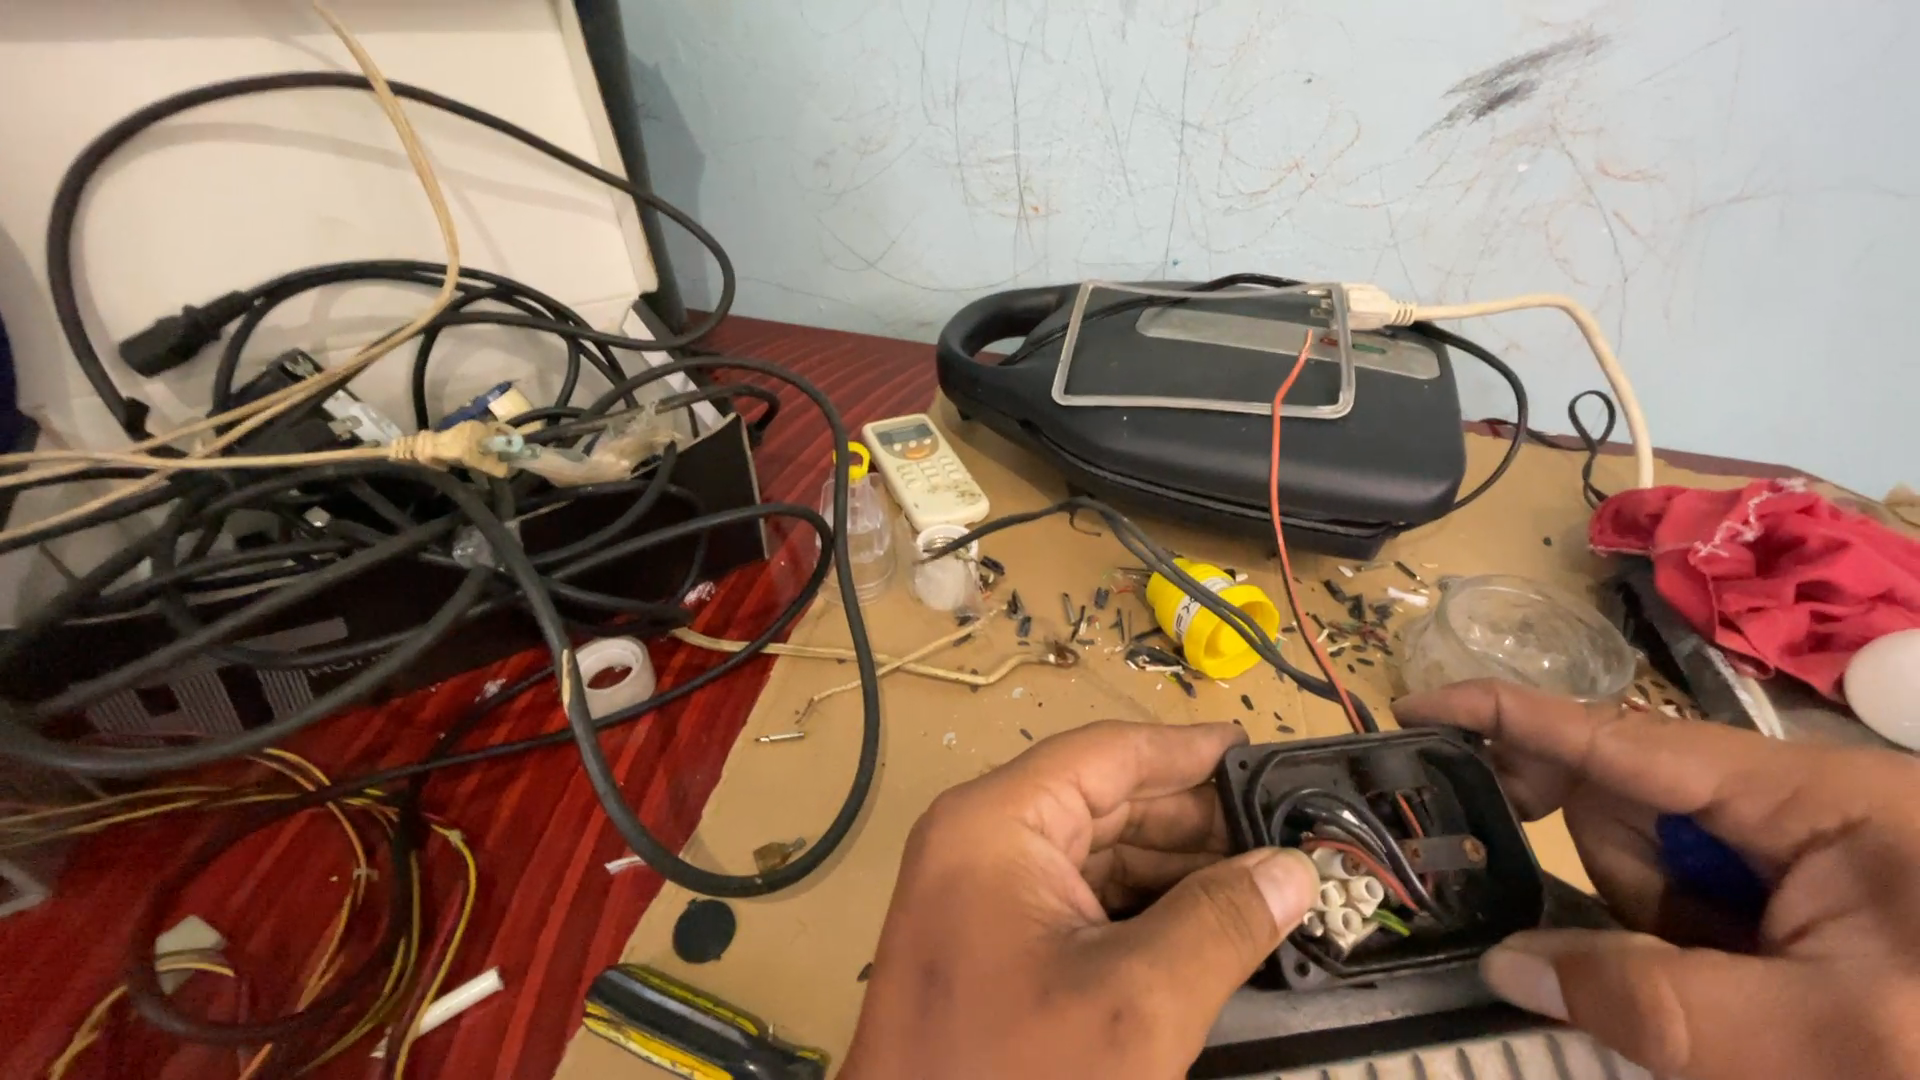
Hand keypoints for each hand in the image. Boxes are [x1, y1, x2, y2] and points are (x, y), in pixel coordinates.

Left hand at [840, 721, 1317, 1079]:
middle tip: (1278, 831)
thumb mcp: (1136, 1001)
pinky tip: (1207, 921)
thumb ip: (1221, 922)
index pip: (1105, 754)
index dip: (1184, 750)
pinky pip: (1082, 896)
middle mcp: (983, 838)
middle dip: (1192, 817)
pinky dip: (1144, 904)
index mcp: (996, 821)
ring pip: (1097, 849)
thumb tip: (1289, 870)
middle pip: (1104, 798)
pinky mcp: (996, 936)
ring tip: (1260, 879)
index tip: (1253, 750)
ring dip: (1175, 865)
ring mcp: (984, 888)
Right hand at [1397, 680, 1919, 1078]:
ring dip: (1662, 937)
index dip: (1501, 712)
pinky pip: (1690, 907)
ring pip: (1649, 870)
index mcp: (1799, 795)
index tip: (1412, 710)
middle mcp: (1784, 805)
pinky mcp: (1806, 897)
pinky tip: (1750, 1000)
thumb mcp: (1838, 1044)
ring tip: (1750, 1004)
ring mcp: (1796, 853)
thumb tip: (1504, 965)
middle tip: (1656, 956)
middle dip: (1614, 880)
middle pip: (1620, 810)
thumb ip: (1658, 1004)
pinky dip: (1692, 957)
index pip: (1609, 733)